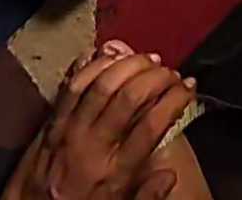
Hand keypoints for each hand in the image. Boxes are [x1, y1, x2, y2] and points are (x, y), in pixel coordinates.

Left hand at [6, 42, 198, 199]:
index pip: (151, 127)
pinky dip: (93, 65)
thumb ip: (144, 197)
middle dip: (155, 76)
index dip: (174, 100)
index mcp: (113, 176)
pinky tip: (111, 55)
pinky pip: (73, 85)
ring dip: (129, 65)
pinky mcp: (51, 122)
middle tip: (170, 69)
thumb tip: (171, 174)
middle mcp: (93, 148)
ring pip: (103, 84)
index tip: (189, 85)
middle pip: (129, 97)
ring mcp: (69, 132)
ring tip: (148, 59)